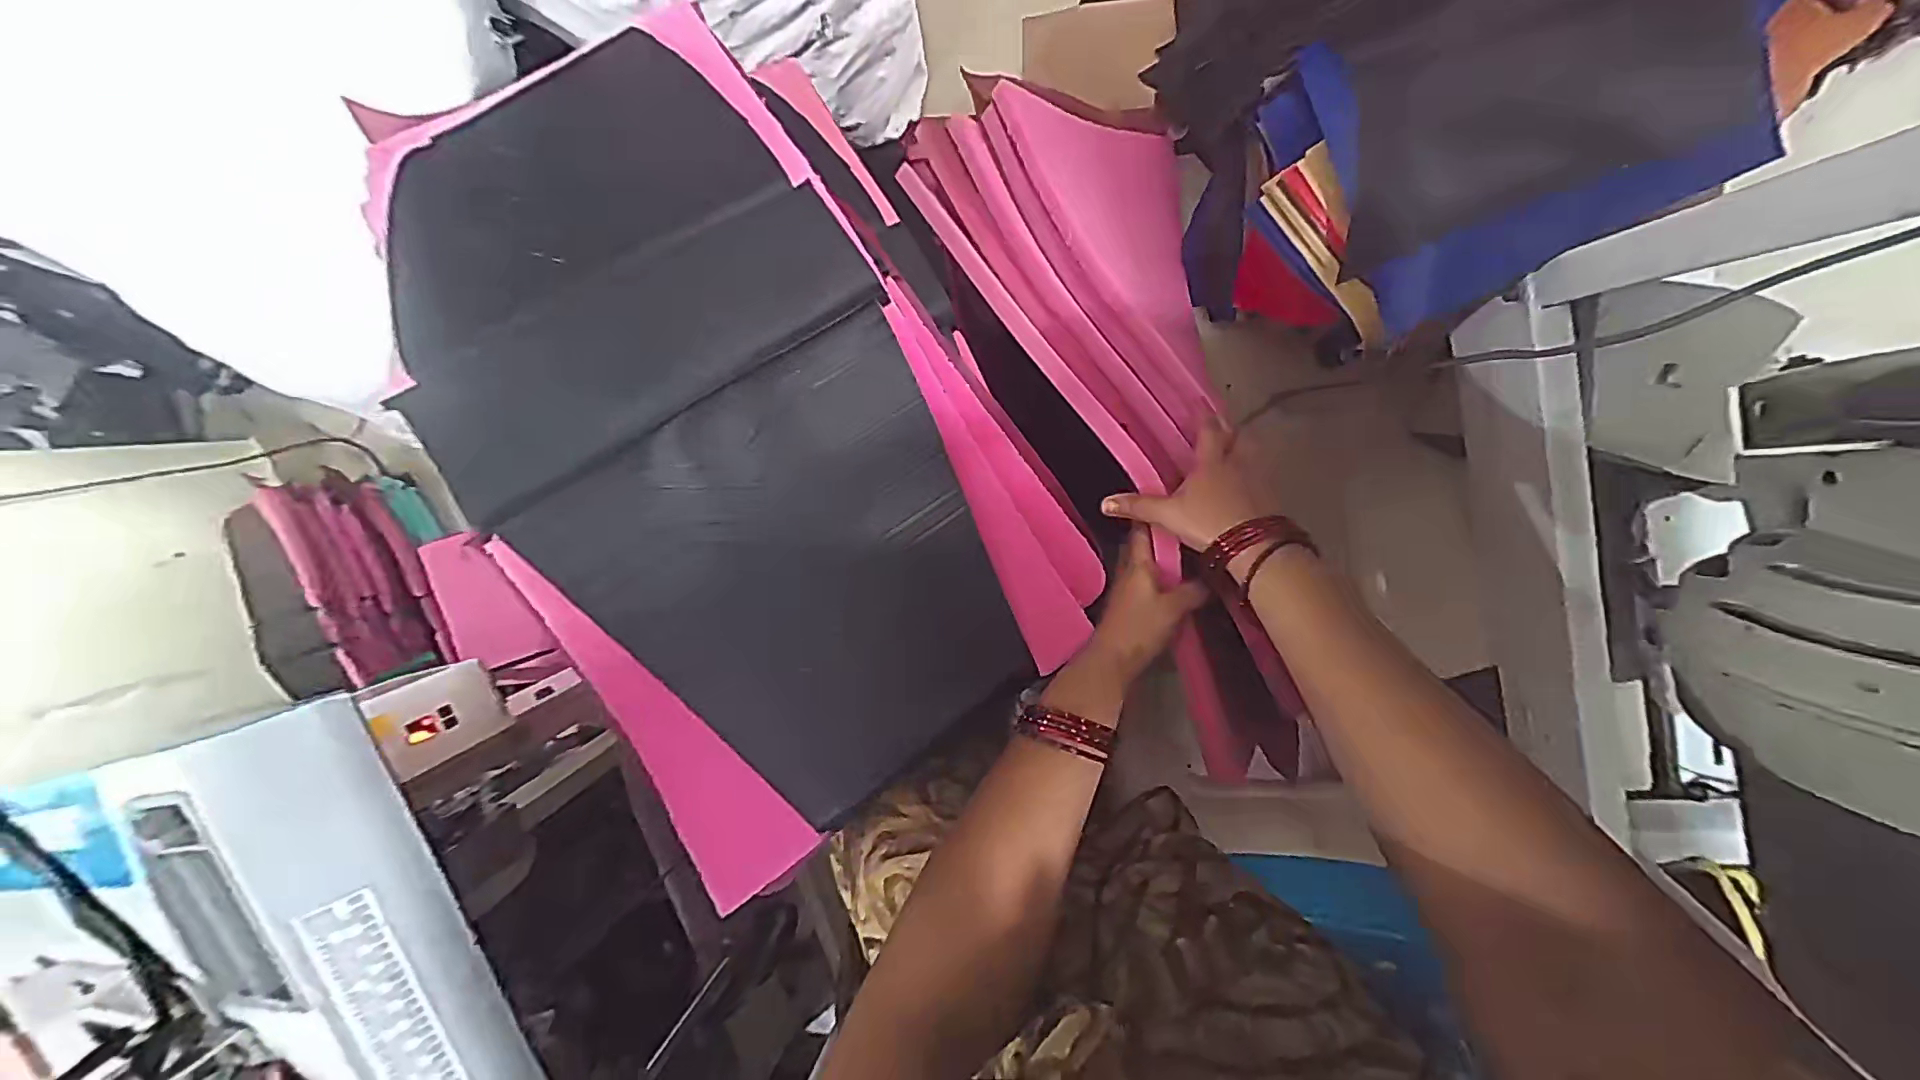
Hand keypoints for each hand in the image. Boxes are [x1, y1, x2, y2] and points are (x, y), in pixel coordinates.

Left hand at [1081, 527, 1209, 683]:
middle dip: (1162, 536)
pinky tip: (1177, 584)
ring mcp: (1127, 587)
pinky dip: (1160, 577)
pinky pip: (1146, 581)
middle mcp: (1129, 570)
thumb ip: (1194, 590)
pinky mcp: (1129, 604)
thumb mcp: (1175, 607)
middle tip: (1188, 528)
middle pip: (1143, 545)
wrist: (1112, 659)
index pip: (1141, 529)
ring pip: (1146, 564)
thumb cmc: (1140, 627)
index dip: (1152, 513)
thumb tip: (1212, 578)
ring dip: (1162, 558)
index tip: (1172, 502)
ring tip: (1189, 554)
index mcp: (1137, 563)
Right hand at [1099, 420, 1265, 550]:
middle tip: (1223, 424)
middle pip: (1238, 436)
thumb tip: (1106, 503)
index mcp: (1210, 462)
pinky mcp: (1270, 497)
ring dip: (1246, 447)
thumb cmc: (1208, 522)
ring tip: (1237, 448)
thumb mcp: (1167, 515)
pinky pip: (1262, 476)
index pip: (1208, 430)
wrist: (1252, 546)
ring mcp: (1257, 479)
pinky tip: (1248, 482)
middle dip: (1230, 428)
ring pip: (1253, 453)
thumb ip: (1139, 506)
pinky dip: (1254, 473)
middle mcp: (1237, 464)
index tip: (1199, 403)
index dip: (1202, 416)